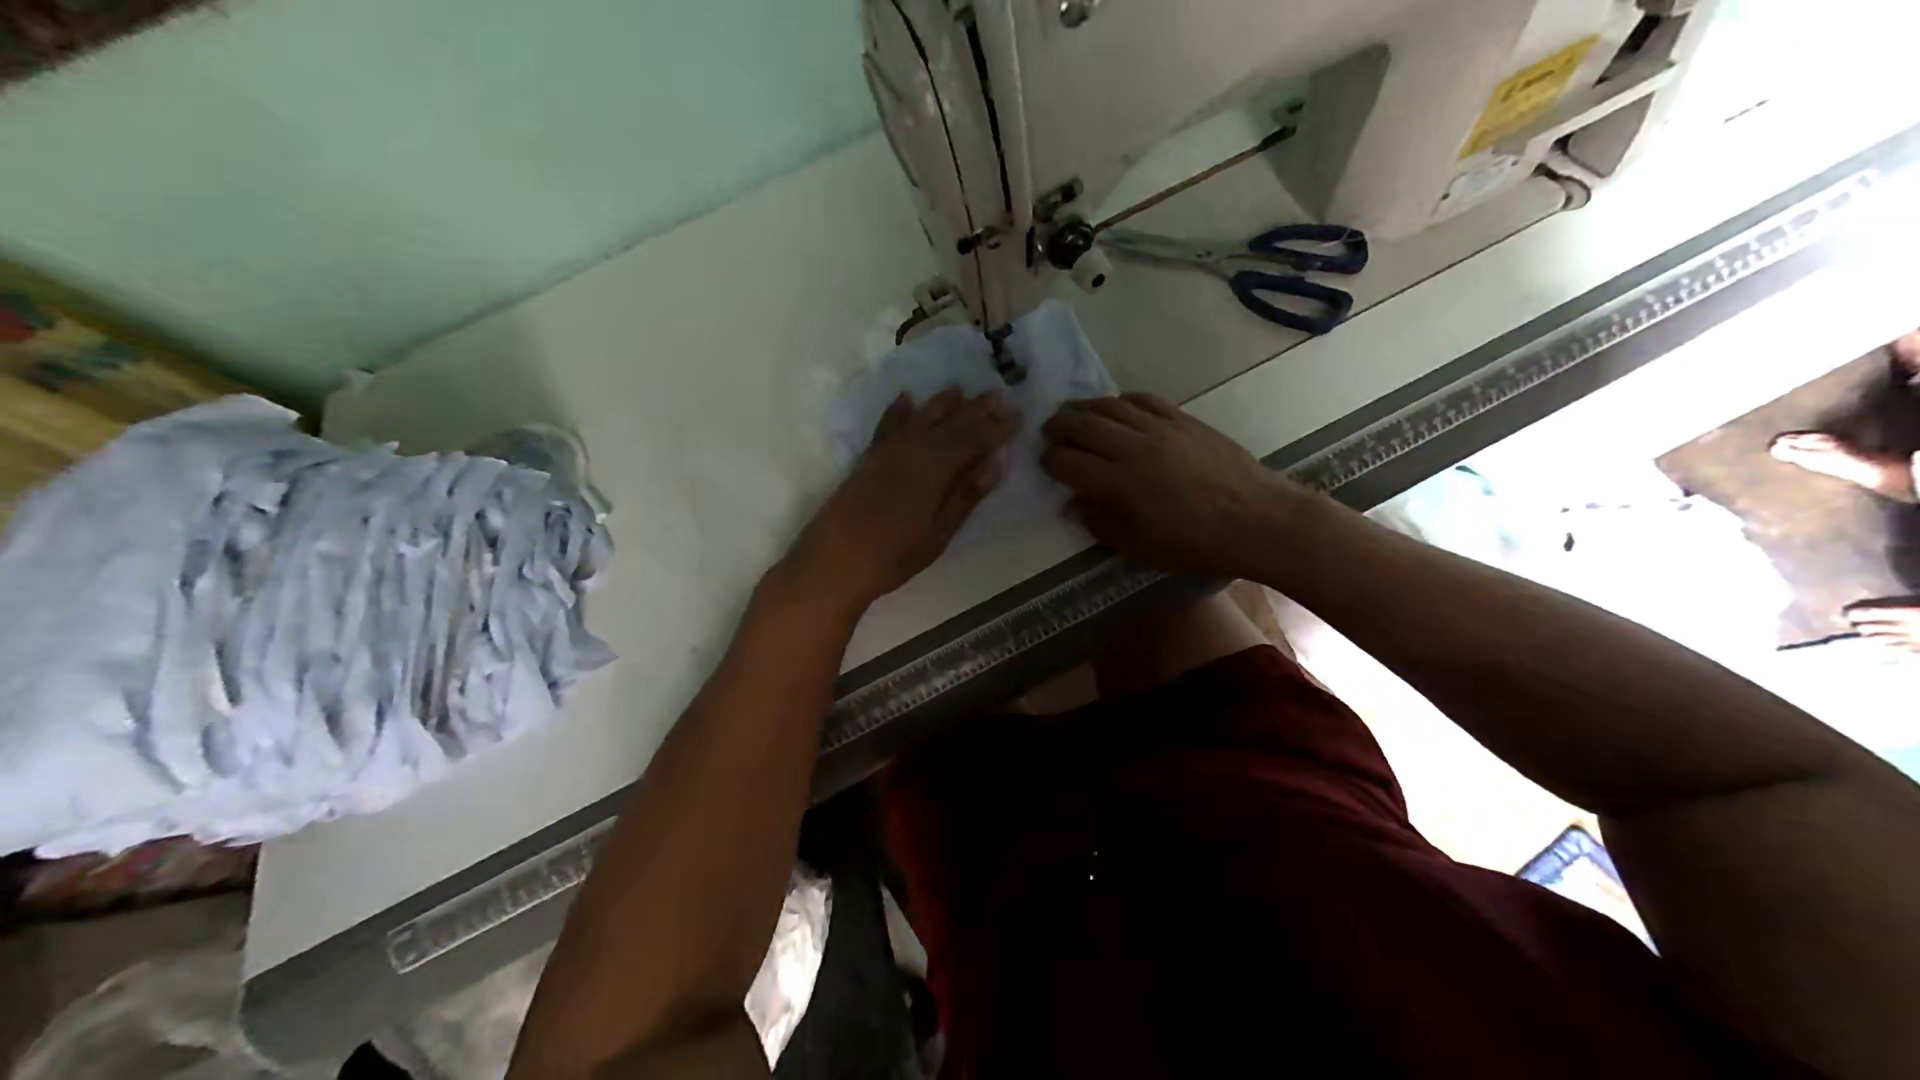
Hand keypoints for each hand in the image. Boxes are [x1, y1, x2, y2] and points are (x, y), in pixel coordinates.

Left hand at [780, 388, 1016, 608]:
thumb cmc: (894, 555)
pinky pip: (887, 425)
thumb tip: (995, 463)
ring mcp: (887, 451)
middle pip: (950, 424)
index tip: (1016, 415)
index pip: (973, 440)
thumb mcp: (939, 532)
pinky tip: (906, 398)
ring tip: (961, 389)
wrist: (835, 560)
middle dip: (976, 409)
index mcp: (935, 468)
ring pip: (920, 418)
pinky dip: (898, 411)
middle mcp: (912, 450)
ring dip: (942, 403)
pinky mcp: (868, 459)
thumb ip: (965, 495)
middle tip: (997, 394)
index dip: (996, 428)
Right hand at [1041, 393, 1308, 577]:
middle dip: (1058, 427)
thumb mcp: (1140, 547)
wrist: (1256, 520)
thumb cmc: (1195, 544)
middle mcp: (1134, 448)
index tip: (1045, 464)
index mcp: (1120, 483)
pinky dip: (1122, 400)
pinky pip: (1144, 400)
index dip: (1050, 462)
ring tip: (1072, 413)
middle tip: (1048, 431)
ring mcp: (1161, 428)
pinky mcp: (1183, 420)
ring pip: (1110, 406)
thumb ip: (1102, 524)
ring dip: (1084, 407)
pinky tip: (1116, 407)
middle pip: (1083, 426)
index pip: (1069, 462)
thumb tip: (1076, 503)